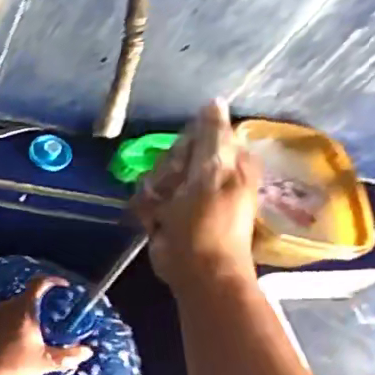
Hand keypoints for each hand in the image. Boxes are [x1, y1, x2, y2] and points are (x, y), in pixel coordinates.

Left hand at [0, 276, 93, 374]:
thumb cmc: (13, 365)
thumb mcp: (45, 362)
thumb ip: (67, 356)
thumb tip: (87, 352)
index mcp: (23, 309)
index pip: (38, 283)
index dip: (53, 281)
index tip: (64, 286)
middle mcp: (8, 307)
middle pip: (28, 296)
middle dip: (44, 302)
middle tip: (58, 314)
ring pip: (17, 307)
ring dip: (30, 313)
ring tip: (44, 328)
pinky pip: (7, 317)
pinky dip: (19, 322)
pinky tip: (25, 338)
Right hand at [130, 100, 260, 289]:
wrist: (197, 272)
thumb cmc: (208, 225)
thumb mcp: (212, 174)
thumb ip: (211, 137)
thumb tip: (214, 101)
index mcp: (228, 162)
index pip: (198, 134)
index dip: (185, 147)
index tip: (183, 163)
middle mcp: (208, 175)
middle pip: (172, 154)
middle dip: (165, 172)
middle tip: (172, 191)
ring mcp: (187, 195)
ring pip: (155, 175)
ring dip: (153, 192)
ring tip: (162, 212)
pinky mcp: (168, 214)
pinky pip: (146, 197)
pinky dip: (146, 209)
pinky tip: (154, 221)